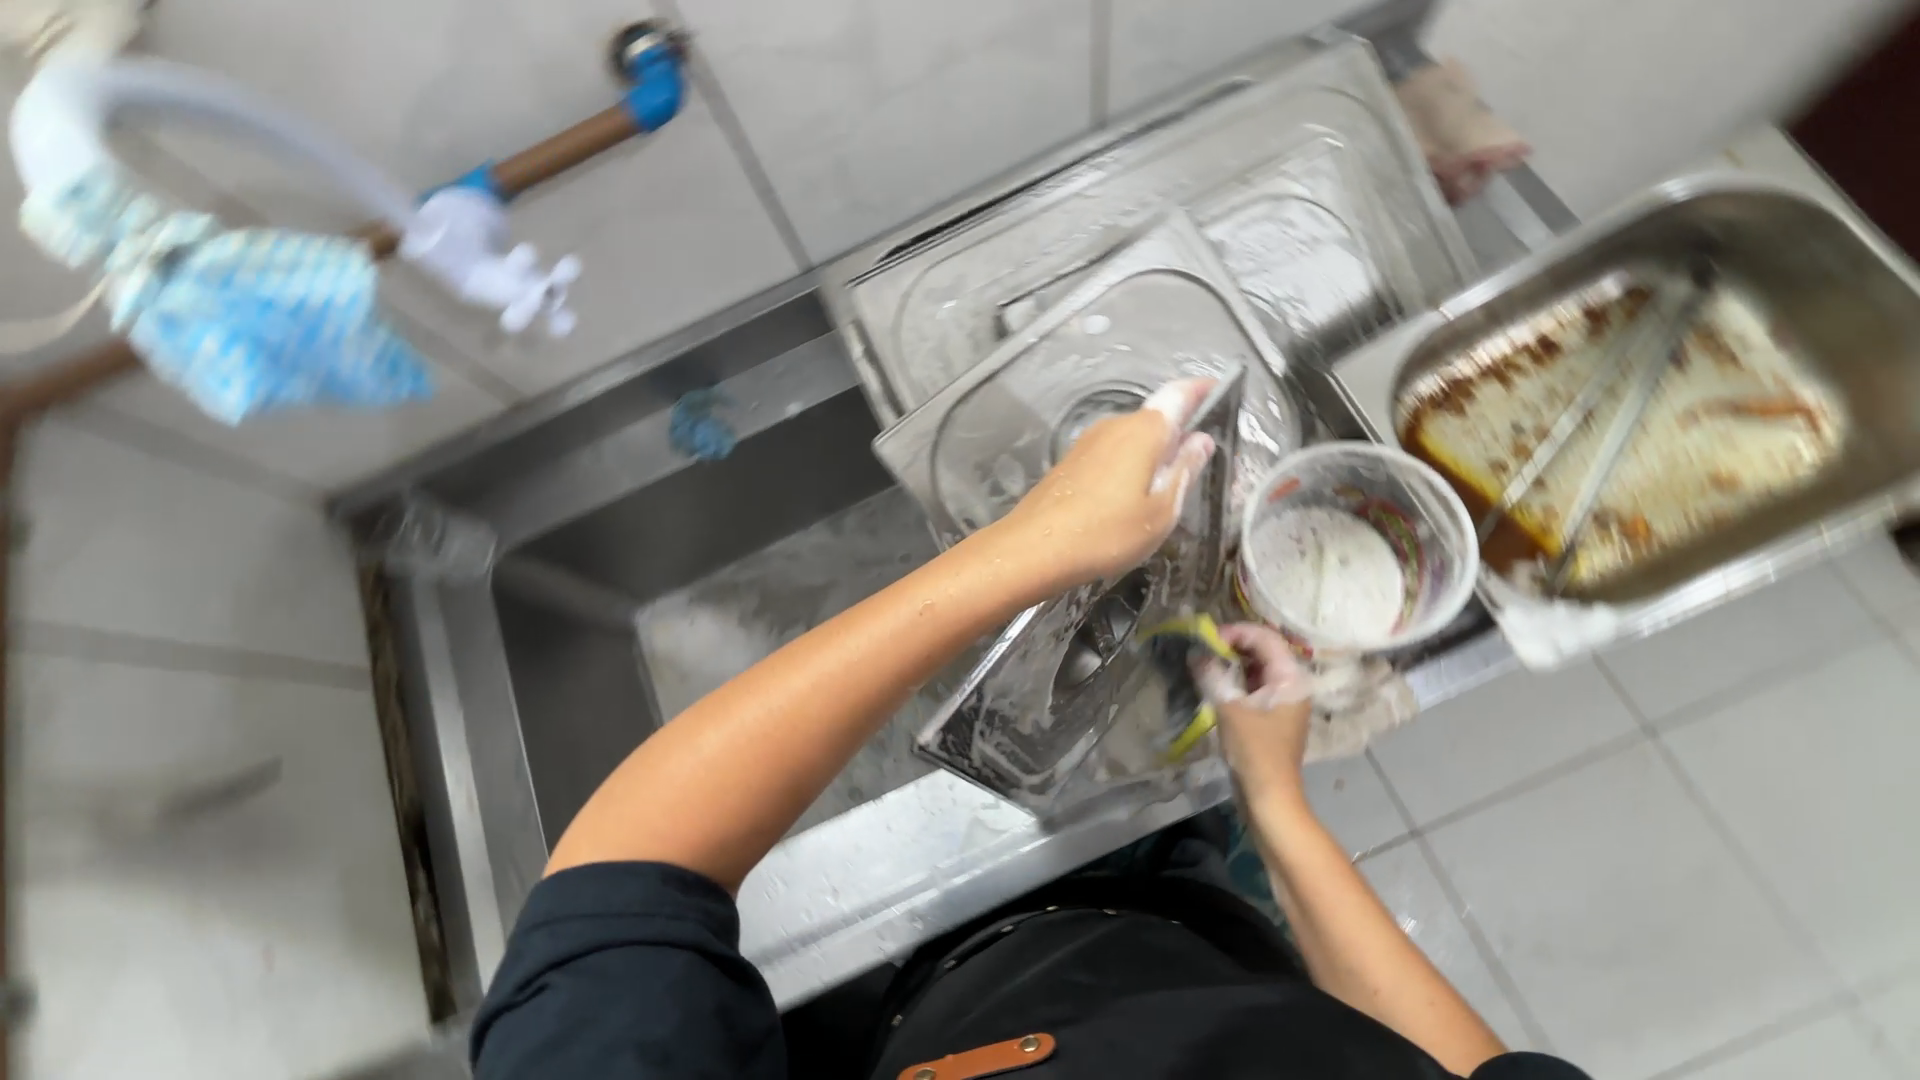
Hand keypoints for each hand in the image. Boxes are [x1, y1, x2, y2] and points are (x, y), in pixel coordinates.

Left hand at [984, 378, 1217, 593]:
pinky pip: (1111, 454)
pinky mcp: (1071, 461)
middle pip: (1155, 419)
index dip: (1201, 391)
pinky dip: (1128, 466)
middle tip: (1196, 465)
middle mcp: (1114, 425)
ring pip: (1132, 438)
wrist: (1034, 549)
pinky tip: (1128, 497)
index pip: (1179, 394)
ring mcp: (1088, 442)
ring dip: (1151, 454)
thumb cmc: (1106, 533)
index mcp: (1144, 430)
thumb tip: (1200, 440)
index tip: (1218, 391)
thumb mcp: (1160, 511)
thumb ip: (1184, 470)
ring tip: (1163, 488)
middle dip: (1178, 435)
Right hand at [1192, 623, 1315, 792]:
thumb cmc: (1256, 752)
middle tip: (1202, 648)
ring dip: (1232, 662)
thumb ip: (1213, 676)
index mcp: (1291, 679)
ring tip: (1204, 662)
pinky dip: (1234, 679)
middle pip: (1263, 650)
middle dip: (1232, 645)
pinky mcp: (1271, 715)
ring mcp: (1283, 701)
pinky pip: (1253, 685)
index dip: (1237, 631)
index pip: (1266, 638)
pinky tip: (1213, 682)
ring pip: (1257, 668)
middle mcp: (1292, 684)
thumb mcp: (1230, 710)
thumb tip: (1196, 653)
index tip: (1208, 638)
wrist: (1270, 798)